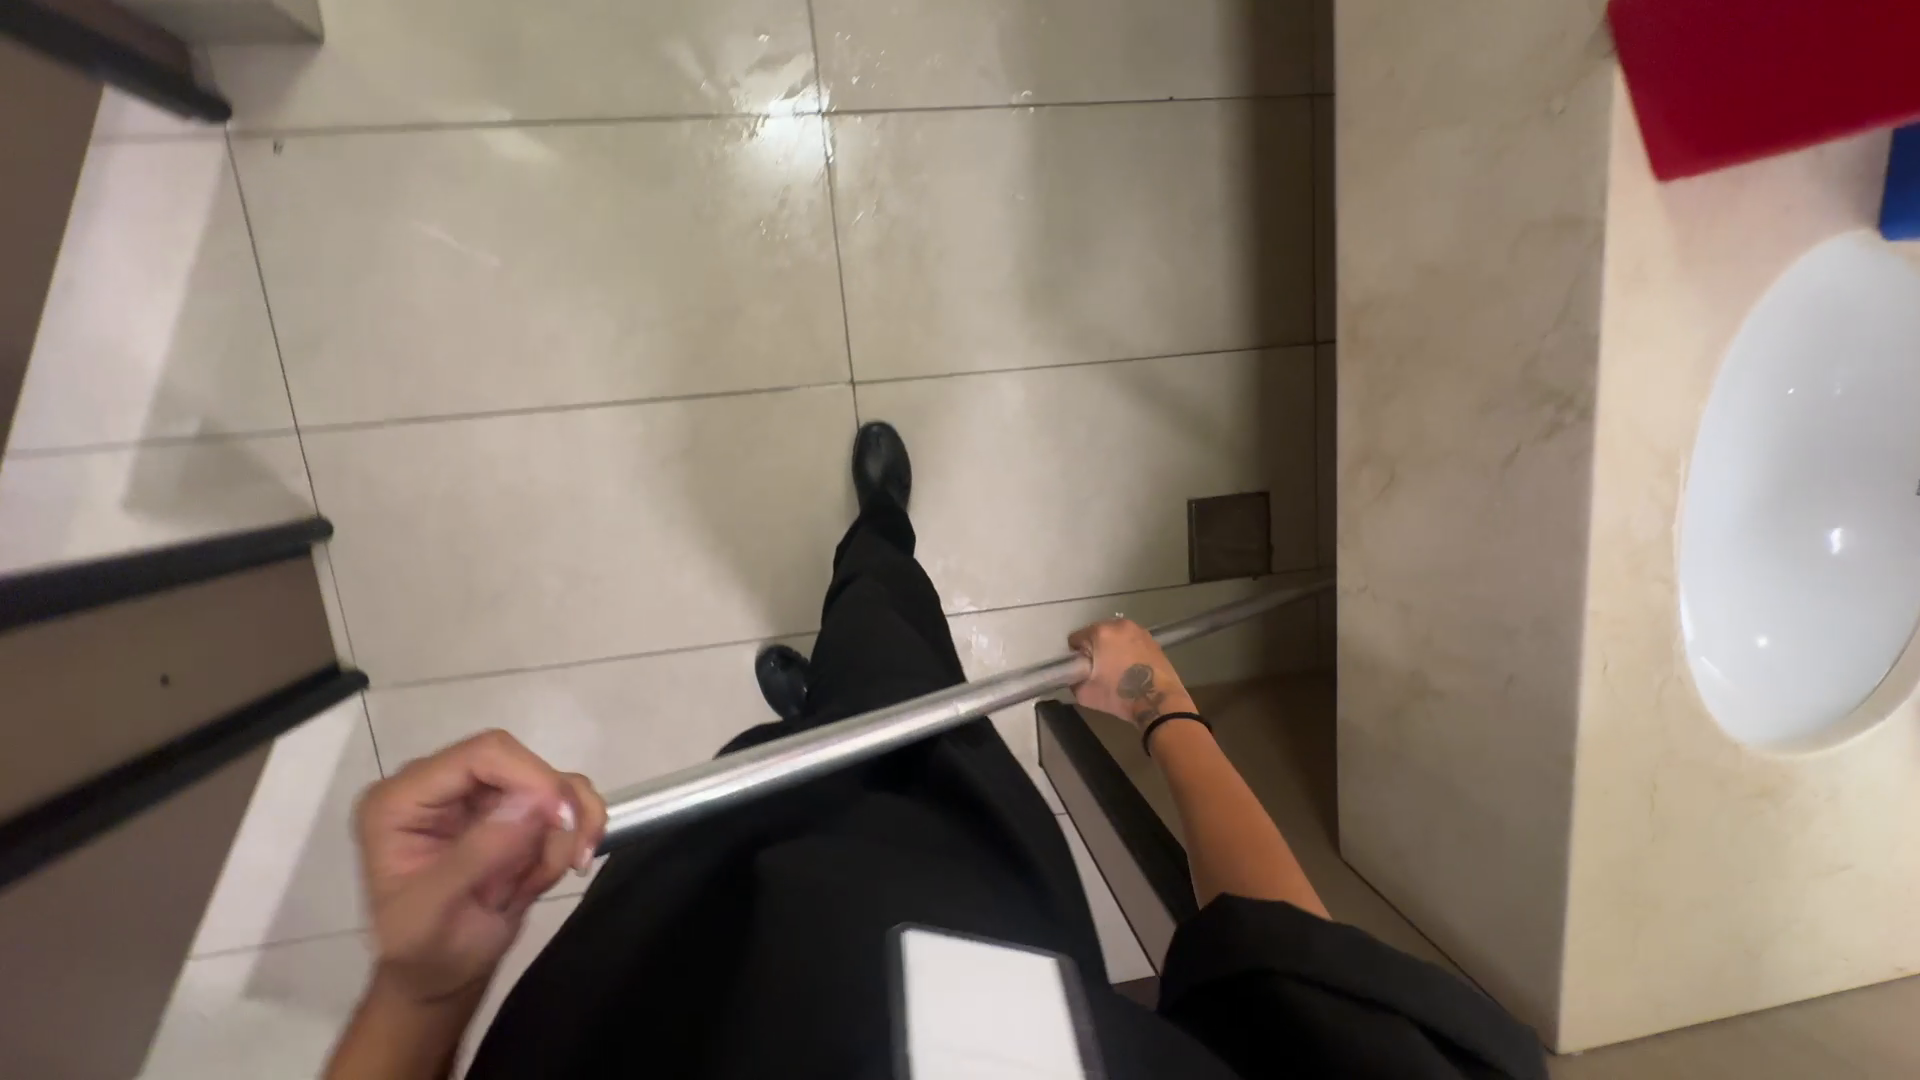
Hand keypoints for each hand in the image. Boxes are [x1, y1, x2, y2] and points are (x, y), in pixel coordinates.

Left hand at [354, 730, 606, 1004]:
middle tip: (572, 856)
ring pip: (557, 781)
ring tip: (561, 872)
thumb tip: (534, 802)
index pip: (482, 754)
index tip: (560, 821)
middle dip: (557, 809)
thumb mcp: (434, 912)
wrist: (445, 974)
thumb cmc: (425, 950)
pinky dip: (580, 831)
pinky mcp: (517, 807)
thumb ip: (478, 854)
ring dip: (572, 826)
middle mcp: (444, 786)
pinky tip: (565, 866)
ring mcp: (484, 795)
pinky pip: (571, 798)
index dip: (531, 776)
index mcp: (403, 800)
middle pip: (527, 762)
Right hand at [1066, 618, 1196, 731]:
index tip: (1082, 669)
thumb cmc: (1120, 695)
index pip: (1076, 638)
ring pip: (1115, 637)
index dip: (1075, 655)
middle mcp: (1120, 624)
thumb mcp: (1085, 694)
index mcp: (1101, 632)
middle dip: (1095, 649)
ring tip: (1117, 669)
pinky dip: (1128, 651)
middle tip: (1099, 670)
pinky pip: (1131, 642)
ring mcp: (1139, 630)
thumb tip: (1075, 676)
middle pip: (1096, 634)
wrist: (1158, 701)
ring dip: (1112, 648)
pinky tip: (1132, 668)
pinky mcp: (1153, 640)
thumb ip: (1073, 680)